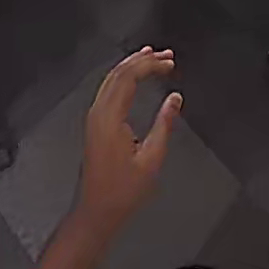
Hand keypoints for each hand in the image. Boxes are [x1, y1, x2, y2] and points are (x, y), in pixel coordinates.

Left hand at [76, 47, 181, 236]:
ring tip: (152, 56)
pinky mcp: (96, 123)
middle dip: (142, 60)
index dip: (150, 65)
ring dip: (132, 66)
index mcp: (109, 118)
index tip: (170, 63)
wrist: (96, 213)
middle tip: (166, 55)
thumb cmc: (123, 191)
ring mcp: (94, 117)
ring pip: (111, 79)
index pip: (128, 78)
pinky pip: (109, 90)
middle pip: (118, 74)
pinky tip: (135, 76)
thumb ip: (164, 124)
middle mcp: (98, 113)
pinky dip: (124, 77)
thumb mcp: (151, 159)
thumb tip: (174, 98)